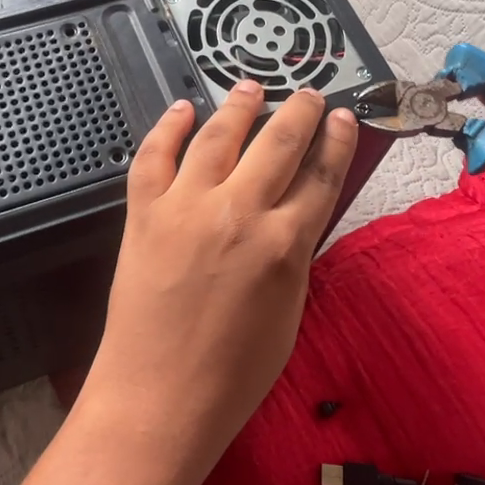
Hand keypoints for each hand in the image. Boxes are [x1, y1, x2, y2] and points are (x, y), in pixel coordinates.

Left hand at [80, 81, 358, 463]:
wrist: (159, 397)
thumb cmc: (234, 374)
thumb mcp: (289, 312)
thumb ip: (292, 254)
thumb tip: (293, 214)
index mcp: (285, 244)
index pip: (321, 175)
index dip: (335, 141)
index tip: (342, 118)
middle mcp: (239, 213)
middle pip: (277, 142)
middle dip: (299, 111)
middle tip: (307, 94)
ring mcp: (186, 207)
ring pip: (218, 136)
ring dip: (239, 105)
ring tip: (250, 87)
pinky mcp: (143, 212)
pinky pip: (154, 155)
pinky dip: (168, 126)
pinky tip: (182, 108)